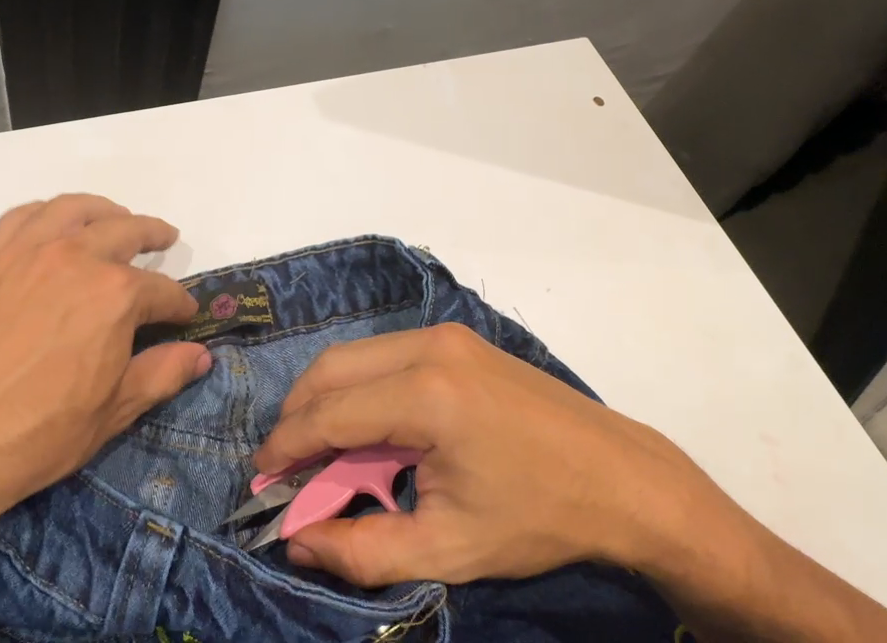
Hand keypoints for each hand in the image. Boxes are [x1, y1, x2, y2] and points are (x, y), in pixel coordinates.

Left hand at [0, 194, 209, 531]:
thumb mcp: (112, 412)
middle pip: (126, 232)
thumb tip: (200, 355)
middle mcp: (76, 257)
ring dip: (104, 211)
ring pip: (76, 209)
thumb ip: (161, 373)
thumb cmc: (37, 434)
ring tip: (116, 219)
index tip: (185, 317)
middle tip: (164, 241)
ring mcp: (29, 251)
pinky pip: (24, 215)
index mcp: (115, 295)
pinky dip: (48, 212)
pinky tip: (55, 224)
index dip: (179, 306)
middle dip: (153, 236)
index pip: (162, 291)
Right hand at [253, 323, 717, 586]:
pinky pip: (384, 352)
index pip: (330, 414)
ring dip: (325, 396)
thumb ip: (364, 550)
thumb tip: (297, 544)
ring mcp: (445, 335)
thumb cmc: (540, 518)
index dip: (287, 446)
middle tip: (285, 463)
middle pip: (332, 369)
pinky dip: (358, 384)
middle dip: (297, 415)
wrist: (625, 480)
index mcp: (426, 397)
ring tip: (318, 446)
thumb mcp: (451, 549)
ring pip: (355, 354)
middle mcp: (428, 349)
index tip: (262, 477)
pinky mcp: (458, 338)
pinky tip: (363, 423)